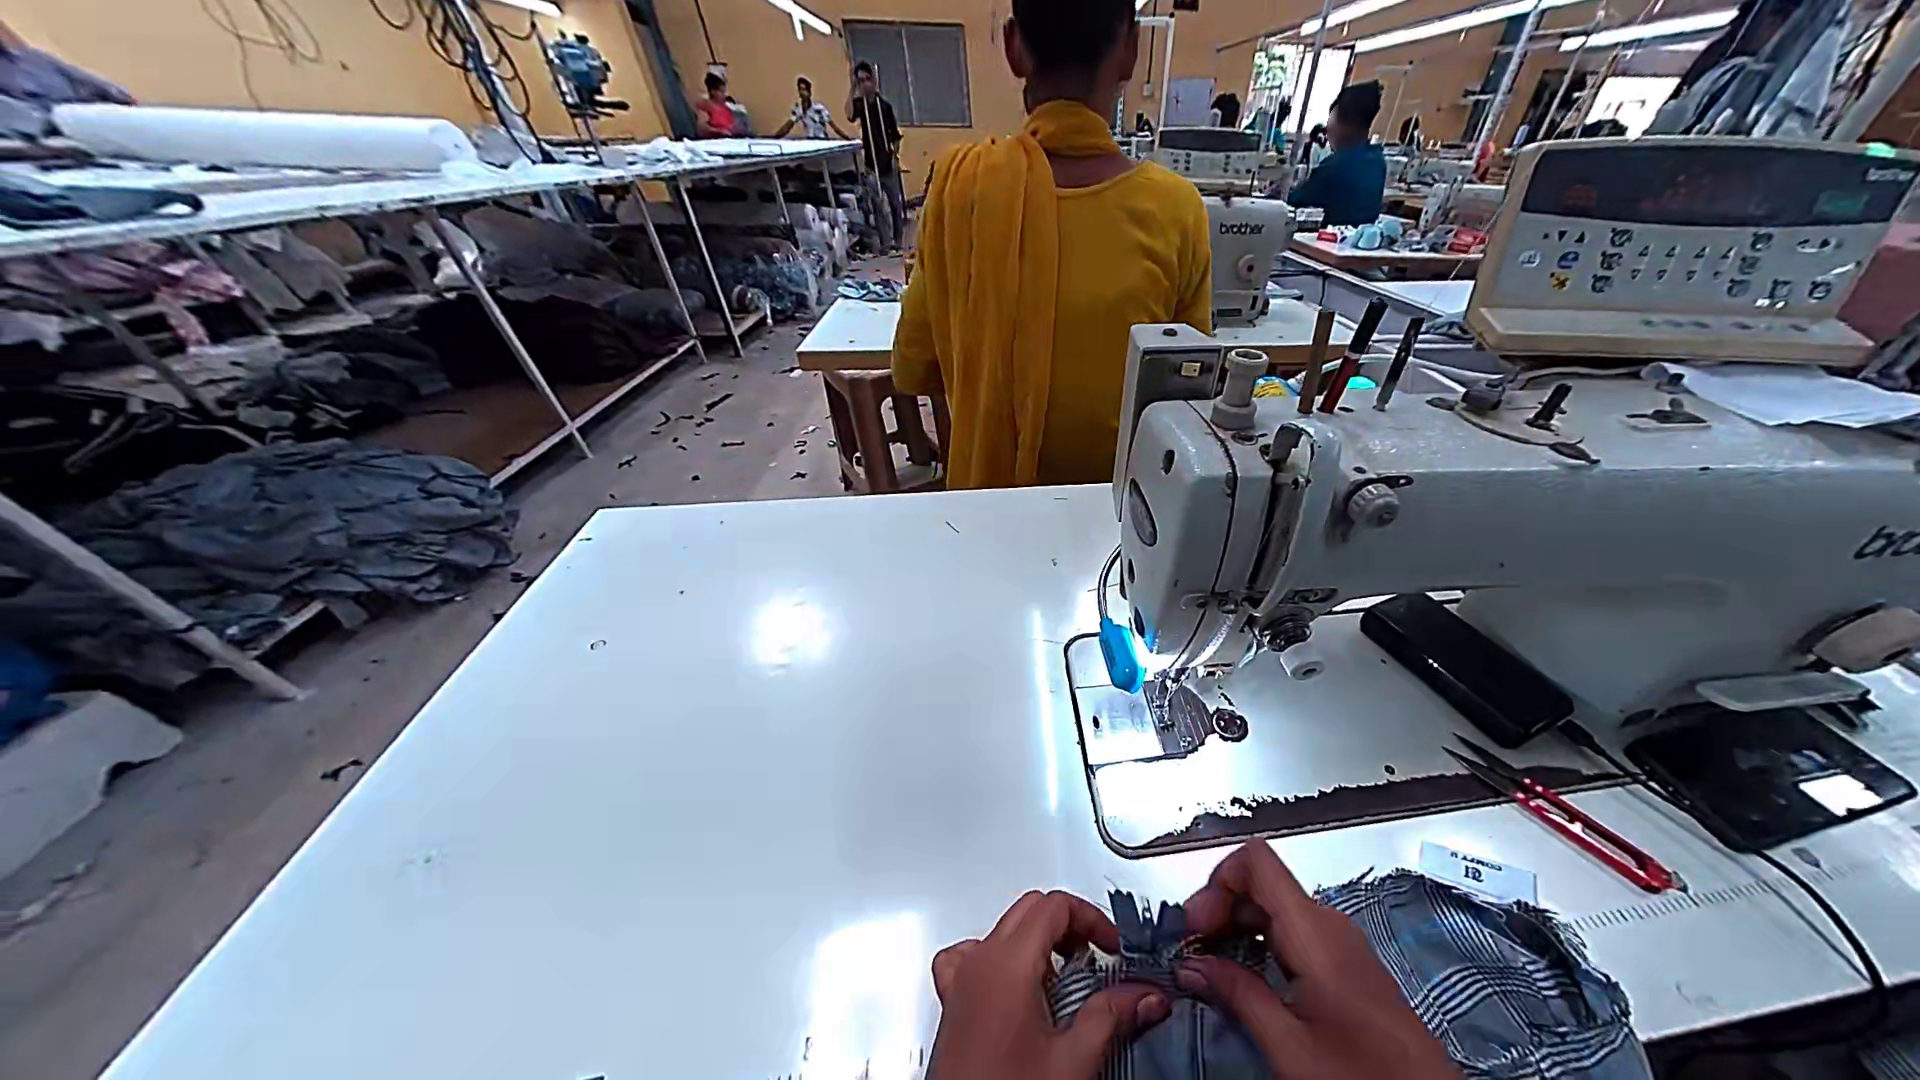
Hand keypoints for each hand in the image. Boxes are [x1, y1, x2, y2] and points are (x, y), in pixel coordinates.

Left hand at [928, 890, 1169, 1079]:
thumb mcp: (1073, 1061)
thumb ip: (1110, 1017)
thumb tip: (1142, 994)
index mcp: (1009, 963)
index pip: (1054, 905)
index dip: (1090, 918)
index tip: (1114, 947)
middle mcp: (980, 960)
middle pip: (1030, 909)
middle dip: (1069, 924)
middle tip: (1099, 957)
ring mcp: (962, 977)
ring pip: (1003, 928)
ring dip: (1038, 940)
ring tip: (1066, 977)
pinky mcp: (954, 999)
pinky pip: (970, 955)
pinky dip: (998, 957)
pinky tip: (1015, 985)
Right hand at [1179, 842, 1459, 1079]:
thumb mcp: (1290, 1048)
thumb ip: (1237, 995)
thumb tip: (1194, 964)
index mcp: (1316, 933)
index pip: (1255, 861)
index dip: (1217, 880)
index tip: (1197, 923)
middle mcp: (1330, 926)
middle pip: (1259, 883)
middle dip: (1219, 908)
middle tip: (1197, 949)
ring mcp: (1340, 943)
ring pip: (1272, 907)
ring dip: (1235, 927)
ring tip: (1215, 966)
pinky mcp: (1344, 964)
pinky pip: (1289, 931)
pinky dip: (1257, 942)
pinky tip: (1246, 977)